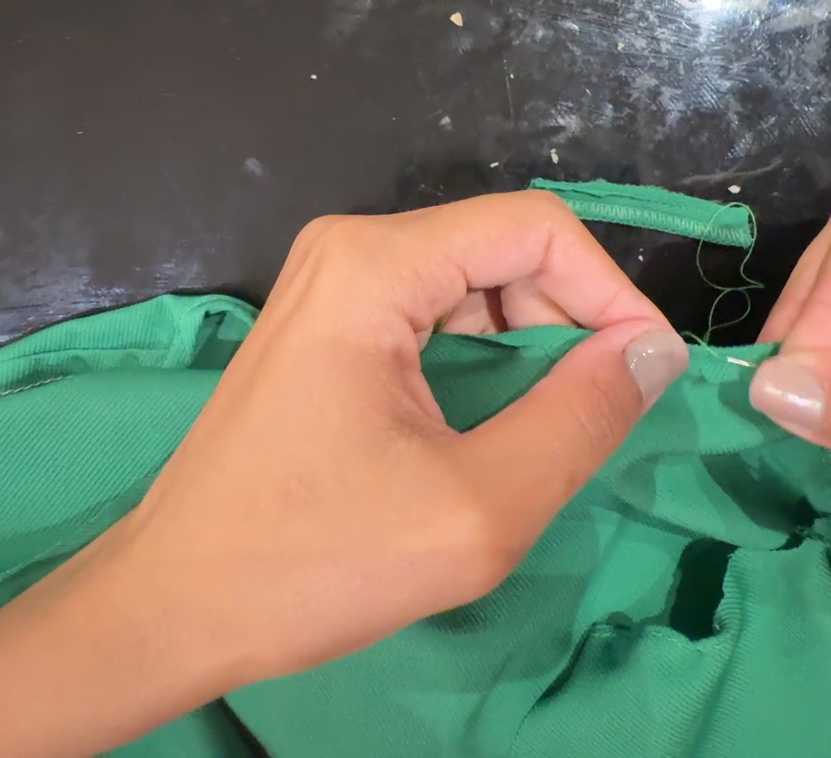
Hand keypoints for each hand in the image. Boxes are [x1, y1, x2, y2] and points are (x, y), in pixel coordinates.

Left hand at [111, 190, 688, 684]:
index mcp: (375, 263)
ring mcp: (332, 279)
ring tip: (544, 424)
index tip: (646, 371)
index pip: (536, 227)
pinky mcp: (329, 317)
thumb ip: (581, 419)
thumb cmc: (314, 559)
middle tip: (595, 413)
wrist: (176, 603)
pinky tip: (490, 415)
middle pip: (503, 248)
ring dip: (529, 343)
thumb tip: (655, 351)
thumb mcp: (477, 507)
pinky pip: (434, 310)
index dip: (610, 289)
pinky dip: (484, 354)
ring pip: (474, 280)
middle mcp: (351, 246)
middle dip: (569, 320)